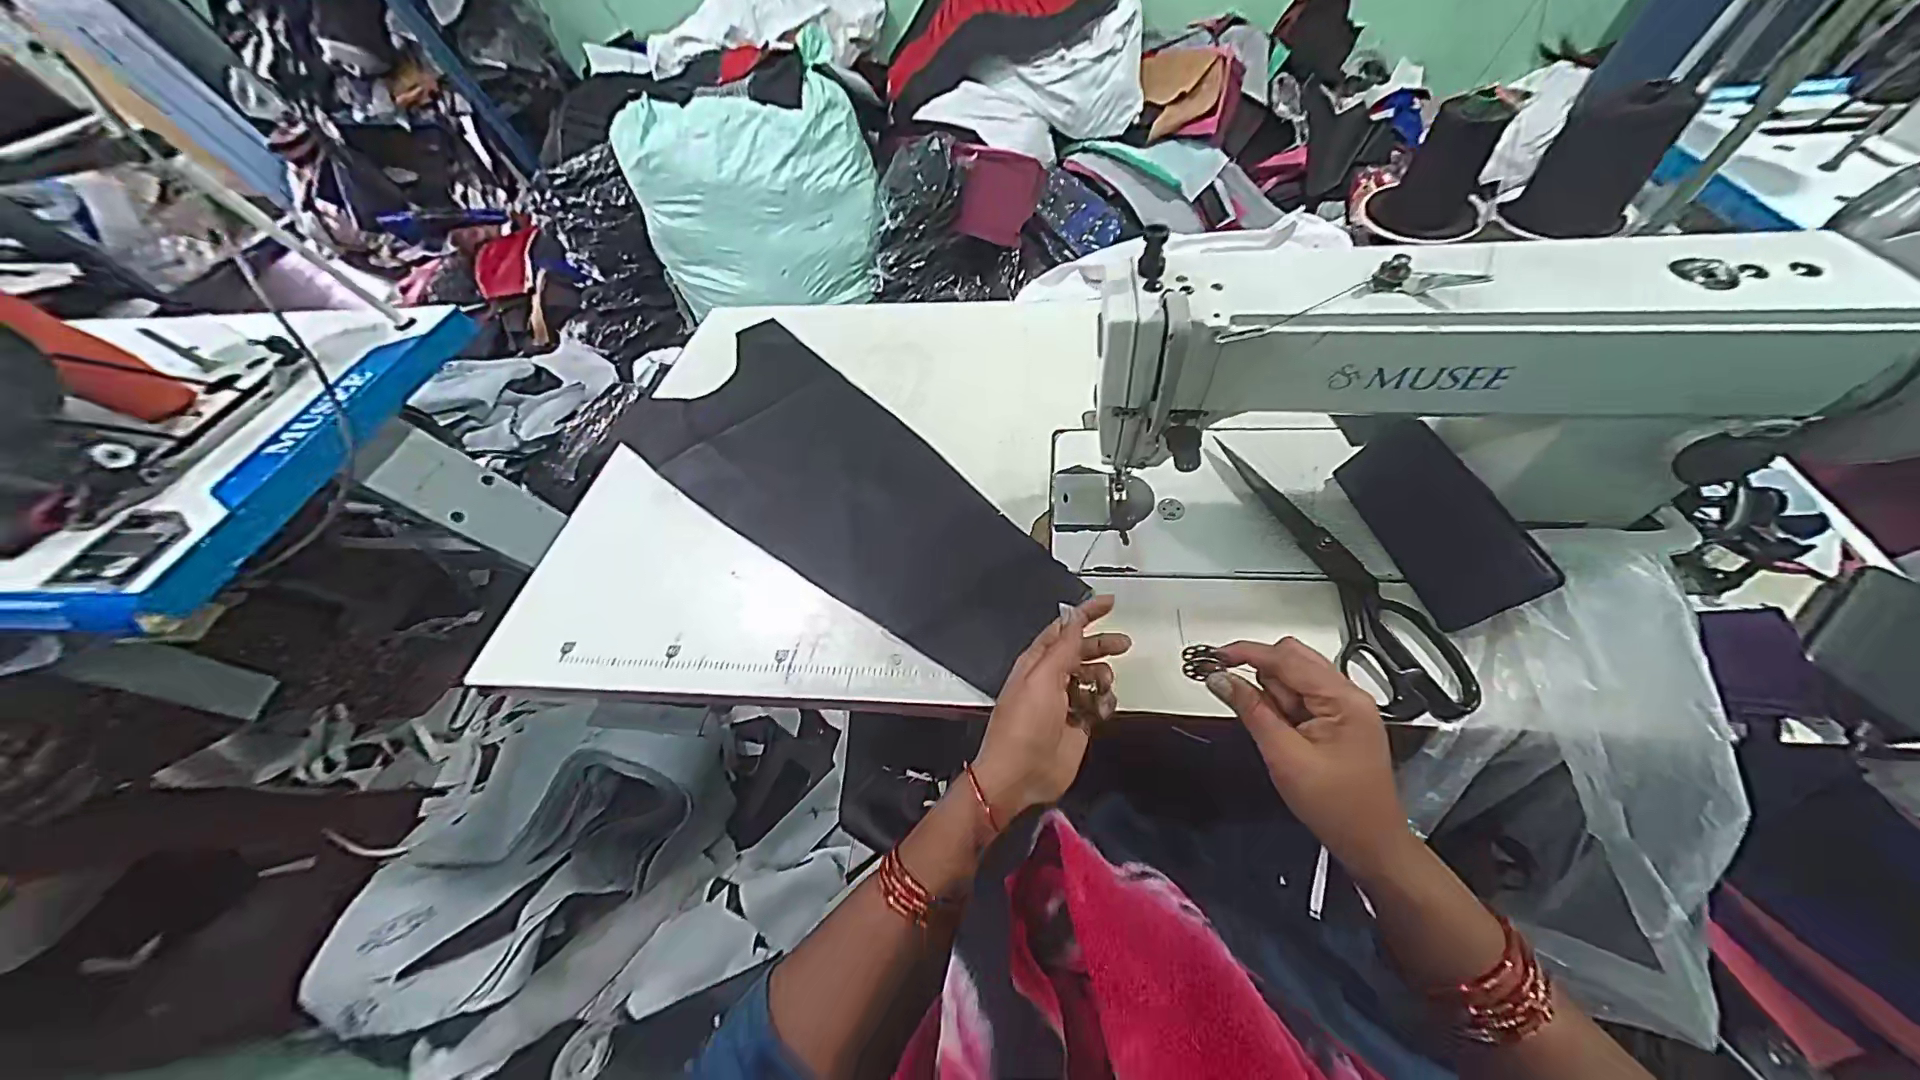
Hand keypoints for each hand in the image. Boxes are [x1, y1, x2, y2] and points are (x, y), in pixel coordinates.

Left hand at [970, 596, 1129, 824]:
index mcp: (1036, 662)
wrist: (1021, 775)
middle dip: (1102, 645)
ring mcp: (1063, 701)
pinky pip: (1098, 704)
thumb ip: (1063, 647)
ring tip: (1102, 688)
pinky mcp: (1077, 723)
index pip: (1064, 629)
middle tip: (1123, 644)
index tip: (1107, 603)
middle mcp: (1050, 678)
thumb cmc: (1022, 726)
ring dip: (1103, 679)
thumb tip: (1073, 617)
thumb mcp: (1043, 678)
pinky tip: (1100, 710)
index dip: (1085, 614)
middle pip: (1081, 651)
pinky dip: (1104, 703)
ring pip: (1093, 678)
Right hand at [1205, 638, 1413, 879]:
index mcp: (1343, 700)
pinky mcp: (1336, 719)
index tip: (1215, 656)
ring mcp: (1343, 707)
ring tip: (1272, 731)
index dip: (1246, 653)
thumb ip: (1251, 710)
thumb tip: (1221, 679)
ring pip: (1293, 677)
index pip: (1285, 658)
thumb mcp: (1284, 756)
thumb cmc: (1338, 807)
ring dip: (1271, 693)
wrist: (1370, 843)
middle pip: (1292, 658)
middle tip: (1233, 691)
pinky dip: (1280, 705)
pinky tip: (1278, 730)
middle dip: (1260, 672)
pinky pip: (1299, 696)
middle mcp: (1348, 696)